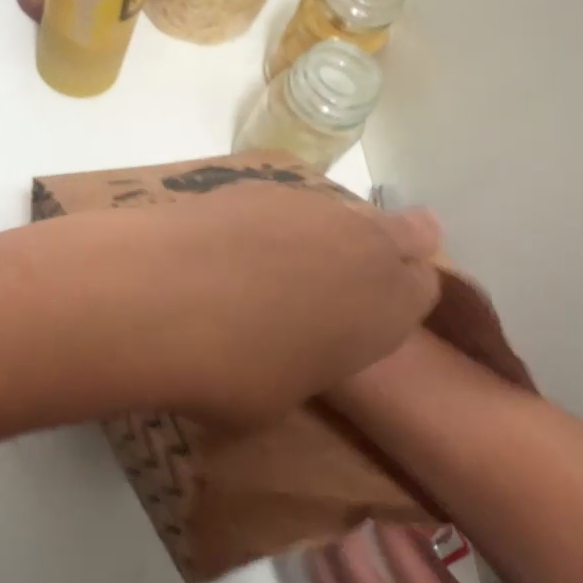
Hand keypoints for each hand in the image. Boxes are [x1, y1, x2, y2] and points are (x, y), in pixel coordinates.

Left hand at [96, 183, 443, 428]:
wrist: (160, 299)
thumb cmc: (232, 372)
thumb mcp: (281, 398)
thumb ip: (304, 365)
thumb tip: (283, 353)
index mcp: (389, 306)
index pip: (422, 289)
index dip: (396, 299)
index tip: (367, 314)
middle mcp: (363, 244)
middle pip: (402, 231)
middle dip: (386, 247)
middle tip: (343, 275)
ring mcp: (308, 204)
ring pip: (337, 212)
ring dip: (318, 235)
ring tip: (268, 268)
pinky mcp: (253, 184)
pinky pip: (278, 203)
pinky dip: (262, 223)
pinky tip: (224, 250)